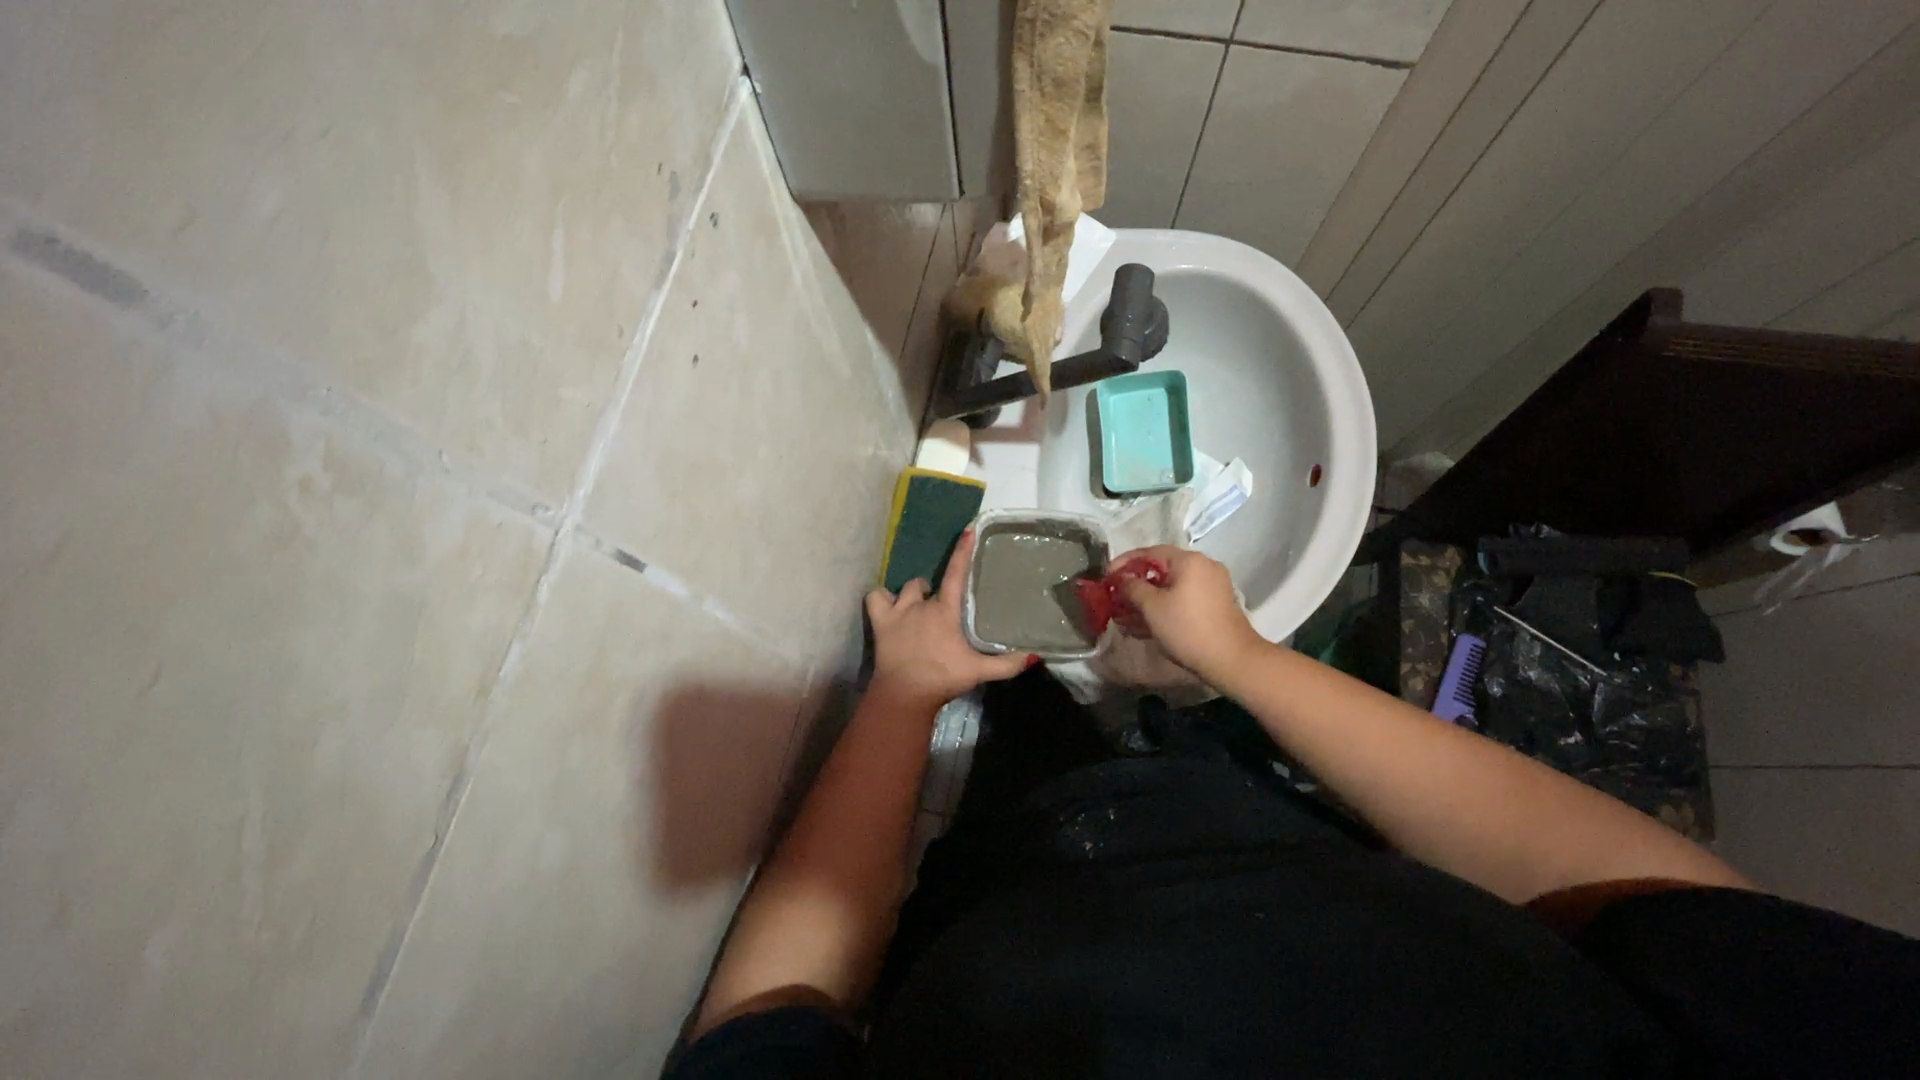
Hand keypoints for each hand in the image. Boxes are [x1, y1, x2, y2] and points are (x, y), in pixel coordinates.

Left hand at [865, 531, 1032, 709]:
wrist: (906, 694)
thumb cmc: (943, 678)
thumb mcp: (979, 671)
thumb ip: (1007, 664)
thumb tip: (1036, 657)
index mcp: (945, 610)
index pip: (956, 573)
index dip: (963, 550)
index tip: (969, 529)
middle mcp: (921, 604)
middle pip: (928, 585)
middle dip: (934, 592)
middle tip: (941, 609)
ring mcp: (898, 611)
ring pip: (905, 588)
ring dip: (912, 593)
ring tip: (917, 606)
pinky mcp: (880, 622)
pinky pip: (875, 597)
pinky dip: (881, 598)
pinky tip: (889, 605)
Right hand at [1114, 546, 1266, 681]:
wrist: (1231, 659)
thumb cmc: (1187, 628)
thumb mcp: (1152, 607)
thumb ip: (1132, 587)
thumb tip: (1121, 578)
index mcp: (1189, 561)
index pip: (1149, 552)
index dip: (1124, 563)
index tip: (1106, 577)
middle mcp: (1203, 567)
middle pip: (1161, 570)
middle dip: (1134, 586)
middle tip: (1114, 600)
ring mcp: (1211, 587)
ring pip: (1170, 588)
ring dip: (1146, 602)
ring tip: (1124, 618)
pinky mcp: (1214, 606)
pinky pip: (1182, 600)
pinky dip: (1163, 609)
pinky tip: (1144, 627)